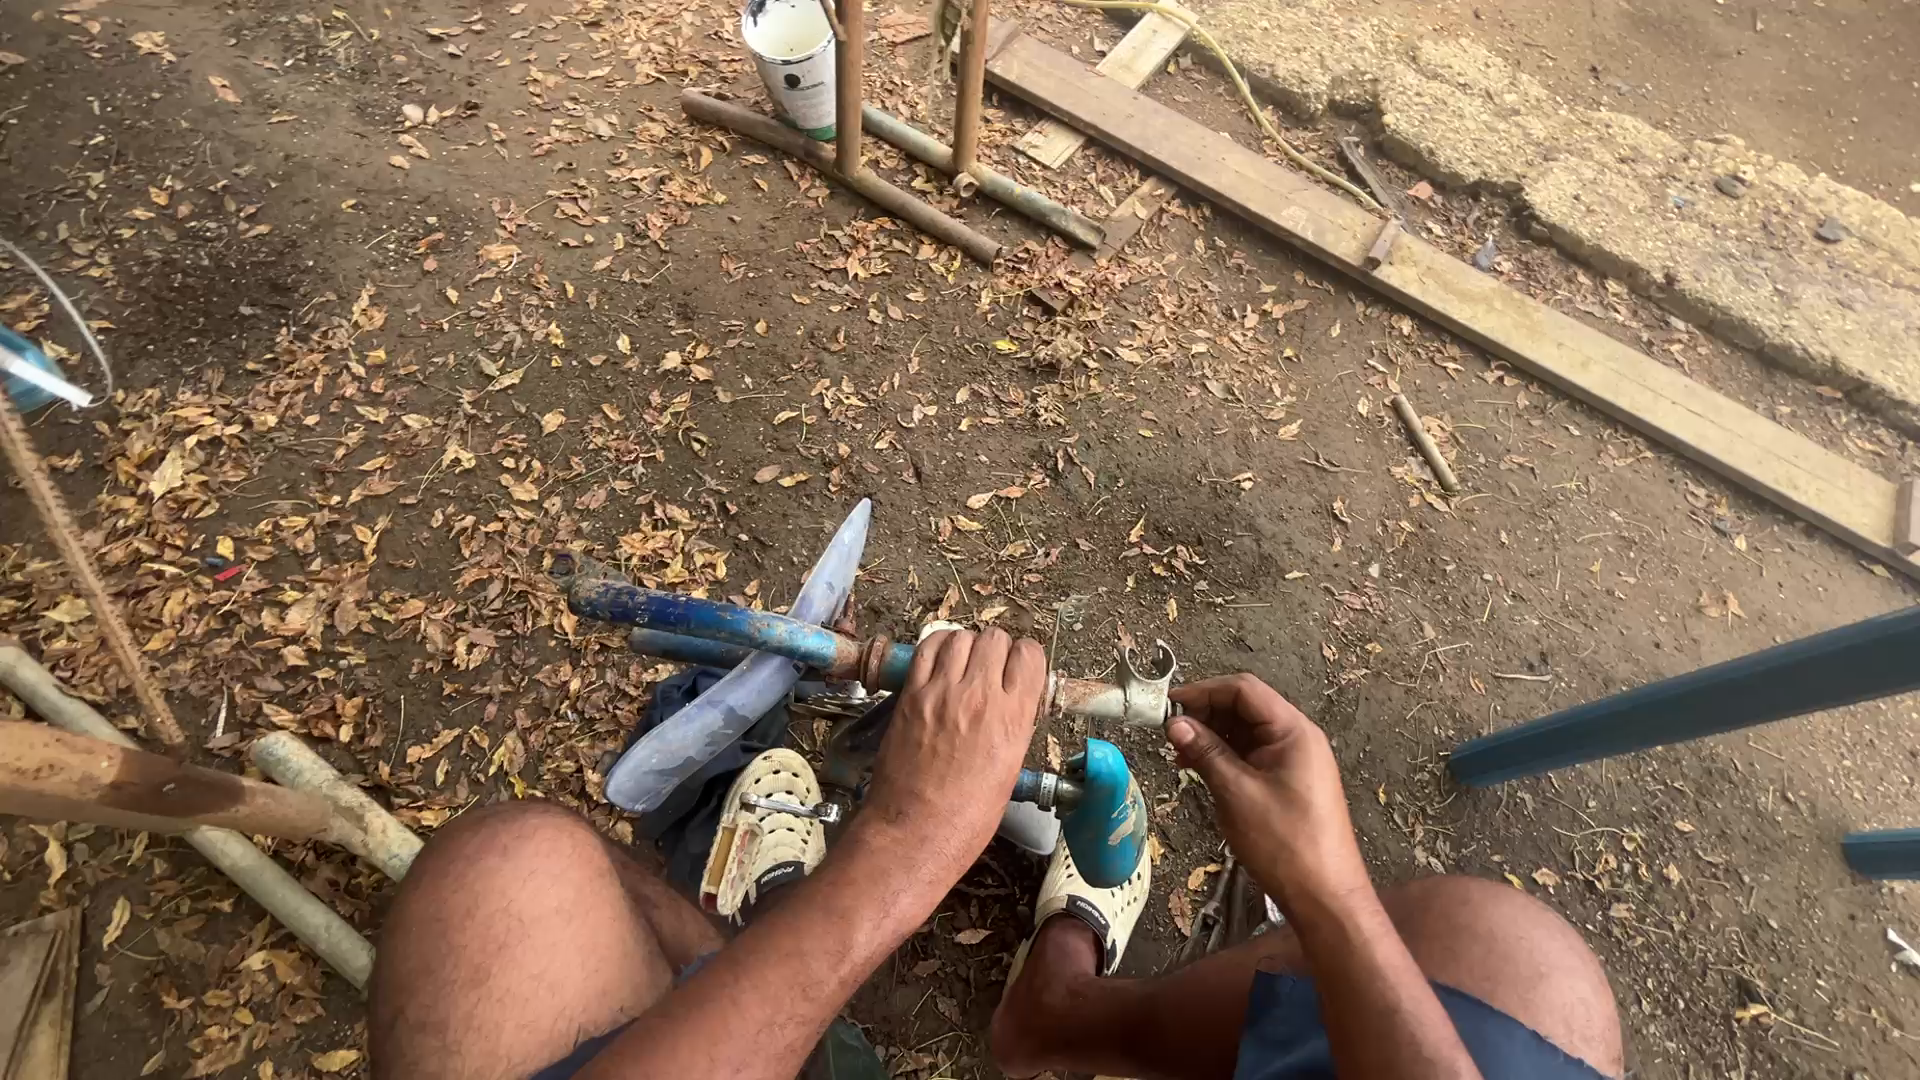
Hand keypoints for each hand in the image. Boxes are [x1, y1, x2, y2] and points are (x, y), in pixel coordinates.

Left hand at [861, 628, 1045, 873]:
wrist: (916, 831)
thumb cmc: (967, 815)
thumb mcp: (1010, 766)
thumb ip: (1014, 724)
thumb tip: (1014, 701)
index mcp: (1013, 717)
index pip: (1029, 655)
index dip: (1025, 657)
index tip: (1019, 667)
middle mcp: (980, 696)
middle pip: (995, 638)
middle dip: (997, 648)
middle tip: (990, 667)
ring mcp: (942, 692)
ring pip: (961, 637)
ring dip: (967, 645)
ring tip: (964, 664)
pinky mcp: (911, 694)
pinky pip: (927, 649)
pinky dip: (937, 646)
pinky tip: (940, 660)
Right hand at [1167, 675, 1371, 914]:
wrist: (1325, 899)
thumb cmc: (1283, 842)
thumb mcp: (1236, 792)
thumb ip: (1205, 751)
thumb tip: (1173, 722)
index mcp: (1293, 731)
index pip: (1243, 690)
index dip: (1203, 691)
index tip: (1169, 705)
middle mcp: (1296, 737)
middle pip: (1244, 706)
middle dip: (1205, 713)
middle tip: (1170, 731)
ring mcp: (1293, 759)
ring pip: (1244, 729)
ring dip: (1210, 734)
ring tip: (1178, 752)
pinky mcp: (1287, 779)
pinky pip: (1250, 752)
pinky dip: (1222, 754)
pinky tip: (1198, 767)